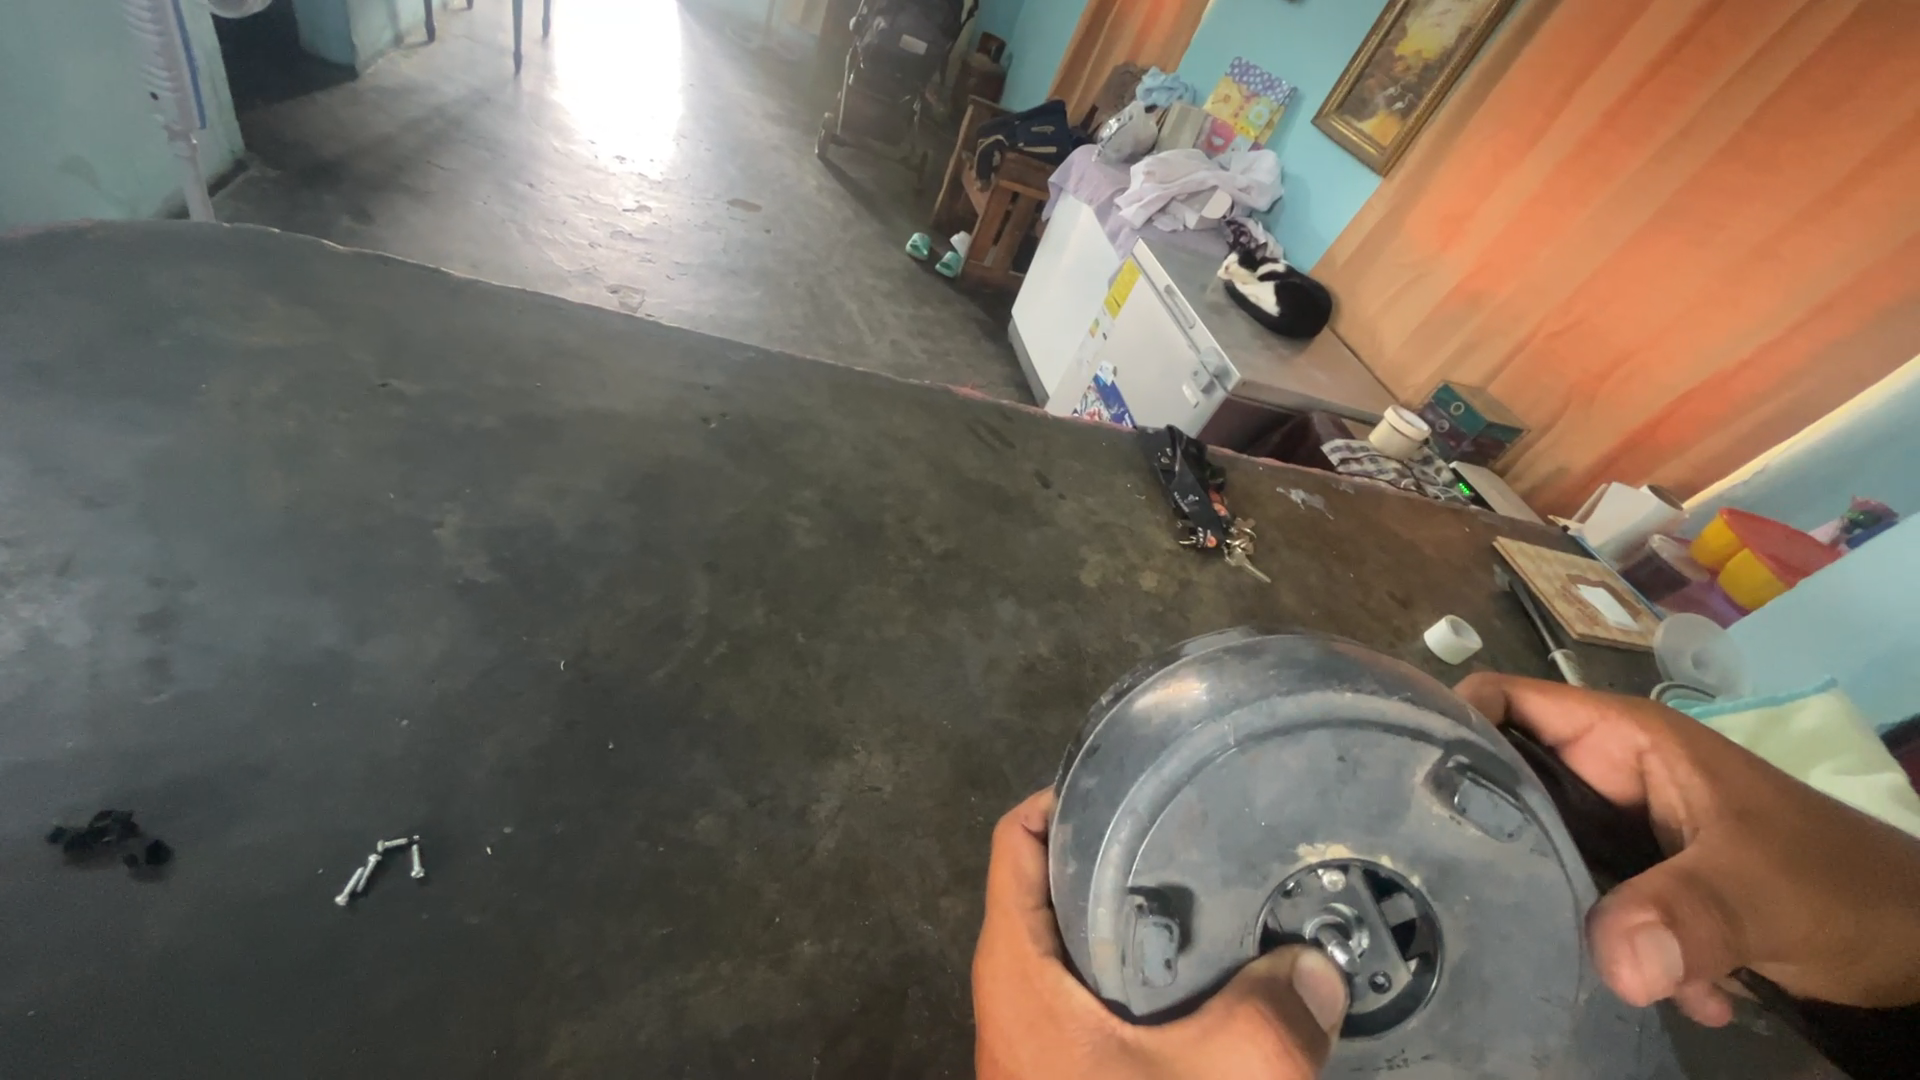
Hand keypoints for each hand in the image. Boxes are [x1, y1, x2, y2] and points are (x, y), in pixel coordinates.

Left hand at [973, 789, 1348, 1079]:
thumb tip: (1316, 969)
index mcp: (1015, 960)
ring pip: (1082, 936)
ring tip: (1212, 887)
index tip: (1131, 778)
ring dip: (1138, 914)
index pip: (1017, 838)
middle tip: (1194, 826)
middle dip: (1118, 849)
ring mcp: (1041, 1024)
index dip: (1061, 796)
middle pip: (1053, 877)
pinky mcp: (1070, 1062)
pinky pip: (1103, 987)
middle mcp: (1017, 979)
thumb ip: (1266, 1027)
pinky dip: (1146, 969)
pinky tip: (1209, 975)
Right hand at [1456, 674, 1919, 1026]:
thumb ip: (1687, 916)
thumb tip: (1610, 963)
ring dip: (1542, 891)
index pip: (1498, 700)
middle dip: (1480, 822)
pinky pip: (1569, 882)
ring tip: (1554, 941)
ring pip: (1530, 834)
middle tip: (1445, 870)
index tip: (1406, 780)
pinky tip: (1640, 979)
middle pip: (1499, 771)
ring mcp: (1611, 820)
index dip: (1447, 722)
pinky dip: (1594, 928)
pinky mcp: (1625, 870)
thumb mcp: (1764, 890)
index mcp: (1615, 736)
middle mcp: (1599, 768)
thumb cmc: (1845, 884)